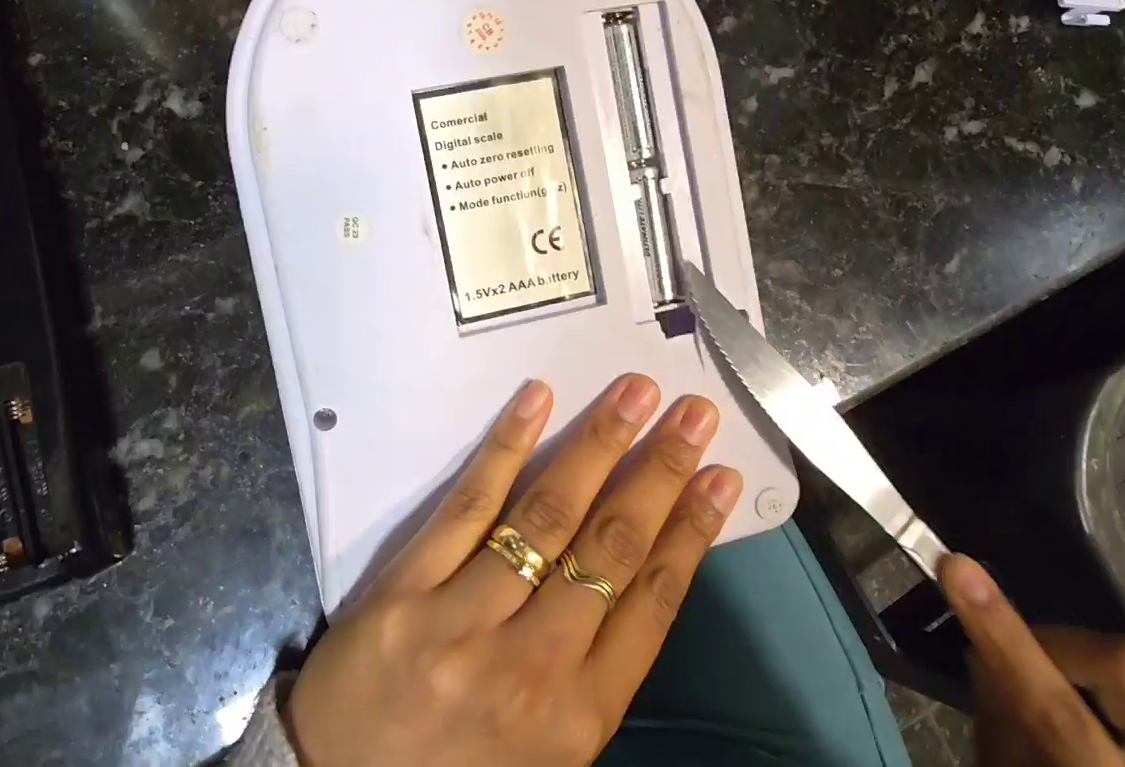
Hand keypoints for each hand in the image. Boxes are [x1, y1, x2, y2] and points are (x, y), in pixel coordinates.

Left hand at [285, 374, 740, 766]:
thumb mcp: (547, 749)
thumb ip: (593, 667)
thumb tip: (643, 566)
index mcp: (580, 715)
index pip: (654, 599)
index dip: (692, 530)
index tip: (720, 474)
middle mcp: (533, 664)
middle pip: (612, 545)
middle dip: (660, 471)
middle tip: (695, 412)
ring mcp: (464, 621)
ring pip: (549, 514)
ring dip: (599, 444)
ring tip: (635, 393)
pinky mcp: (403, 591)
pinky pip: (468, 505)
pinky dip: (507, 447)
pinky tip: (538, 401)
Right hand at [939, 555, 1124, 766]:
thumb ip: (999, 729)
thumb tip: (982, 653)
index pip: (1053, 707)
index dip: (1001, 633)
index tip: (955, 567)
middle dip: (1067, 642)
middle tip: (1024, 657)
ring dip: (1090, 663)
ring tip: (1056, 689)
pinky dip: (1117, 688)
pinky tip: (1095, 714)